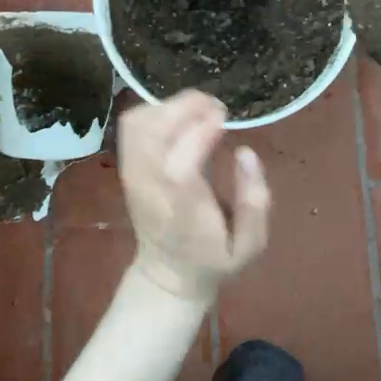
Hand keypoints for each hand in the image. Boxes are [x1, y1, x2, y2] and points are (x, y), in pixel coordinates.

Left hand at [117, 90, 271, 303]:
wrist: (166, 274)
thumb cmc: (212, 258)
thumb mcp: (249, 246)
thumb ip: (254, 203)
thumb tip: (246, 153)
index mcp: (183, 211)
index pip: (178, 167)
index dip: (198, 134)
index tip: (222, 118)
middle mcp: (151, 188)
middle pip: (152, 134)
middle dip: (185, 107)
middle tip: (216, 109)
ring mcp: (133, 174)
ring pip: (139, 122)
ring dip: (171, 107)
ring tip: (199, 112)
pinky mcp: (126, 165)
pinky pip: (132, 125)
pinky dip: (155, 111)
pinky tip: (179, 119)